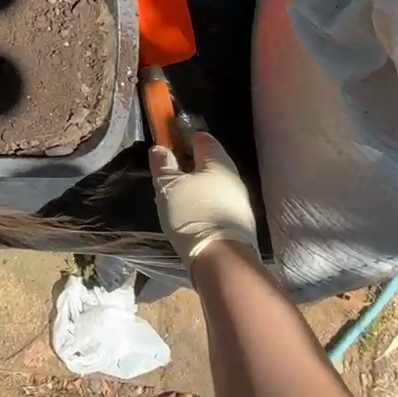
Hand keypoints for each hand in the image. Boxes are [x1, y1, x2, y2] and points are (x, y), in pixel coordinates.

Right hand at [149, 131, 257, 263]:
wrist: (221, 260)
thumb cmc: (192, 213)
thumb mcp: (168, 185)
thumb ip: (162, 164)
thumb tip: (160, 148)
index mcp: (218, 162)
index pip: (201, 137)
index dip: (182, 136)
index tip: (164, 143)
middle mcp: (233, 177)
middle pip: (207, 161)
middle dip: (186, 163)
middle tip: (164, 172)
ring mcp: (238, 200)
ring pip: (211, 182)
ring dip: (192, 184)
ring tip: (171, 195)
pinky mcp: (236, 221)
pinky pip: (214, 201)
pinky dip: (199, 201)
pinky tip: (186, 213)